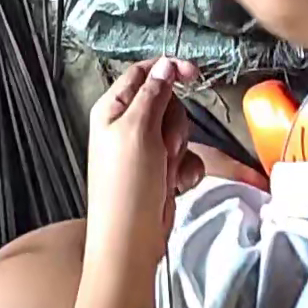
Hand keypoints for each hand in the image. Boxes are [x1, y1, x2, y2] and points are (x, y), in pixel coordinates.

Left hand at [84, 58, 203, 269]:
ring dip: (179, 147)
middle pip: (166, 100)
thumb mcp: (139, 130)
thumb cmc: (127, 184)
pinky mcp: (160, 170)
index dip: (168, 69)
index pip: (142, 73)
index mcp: (113, 108)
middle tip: (165, 144)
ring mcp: (145, 148)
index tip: (194, 74)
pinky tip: (174, 184)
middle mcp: (127, 124)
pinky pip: (185, 155)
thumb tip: (165, 63)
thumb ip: (154, 93)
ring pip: (178, 128)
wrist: (131, 244)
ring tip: (165, 169)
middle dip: (174, 121)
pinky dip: (185, 168)